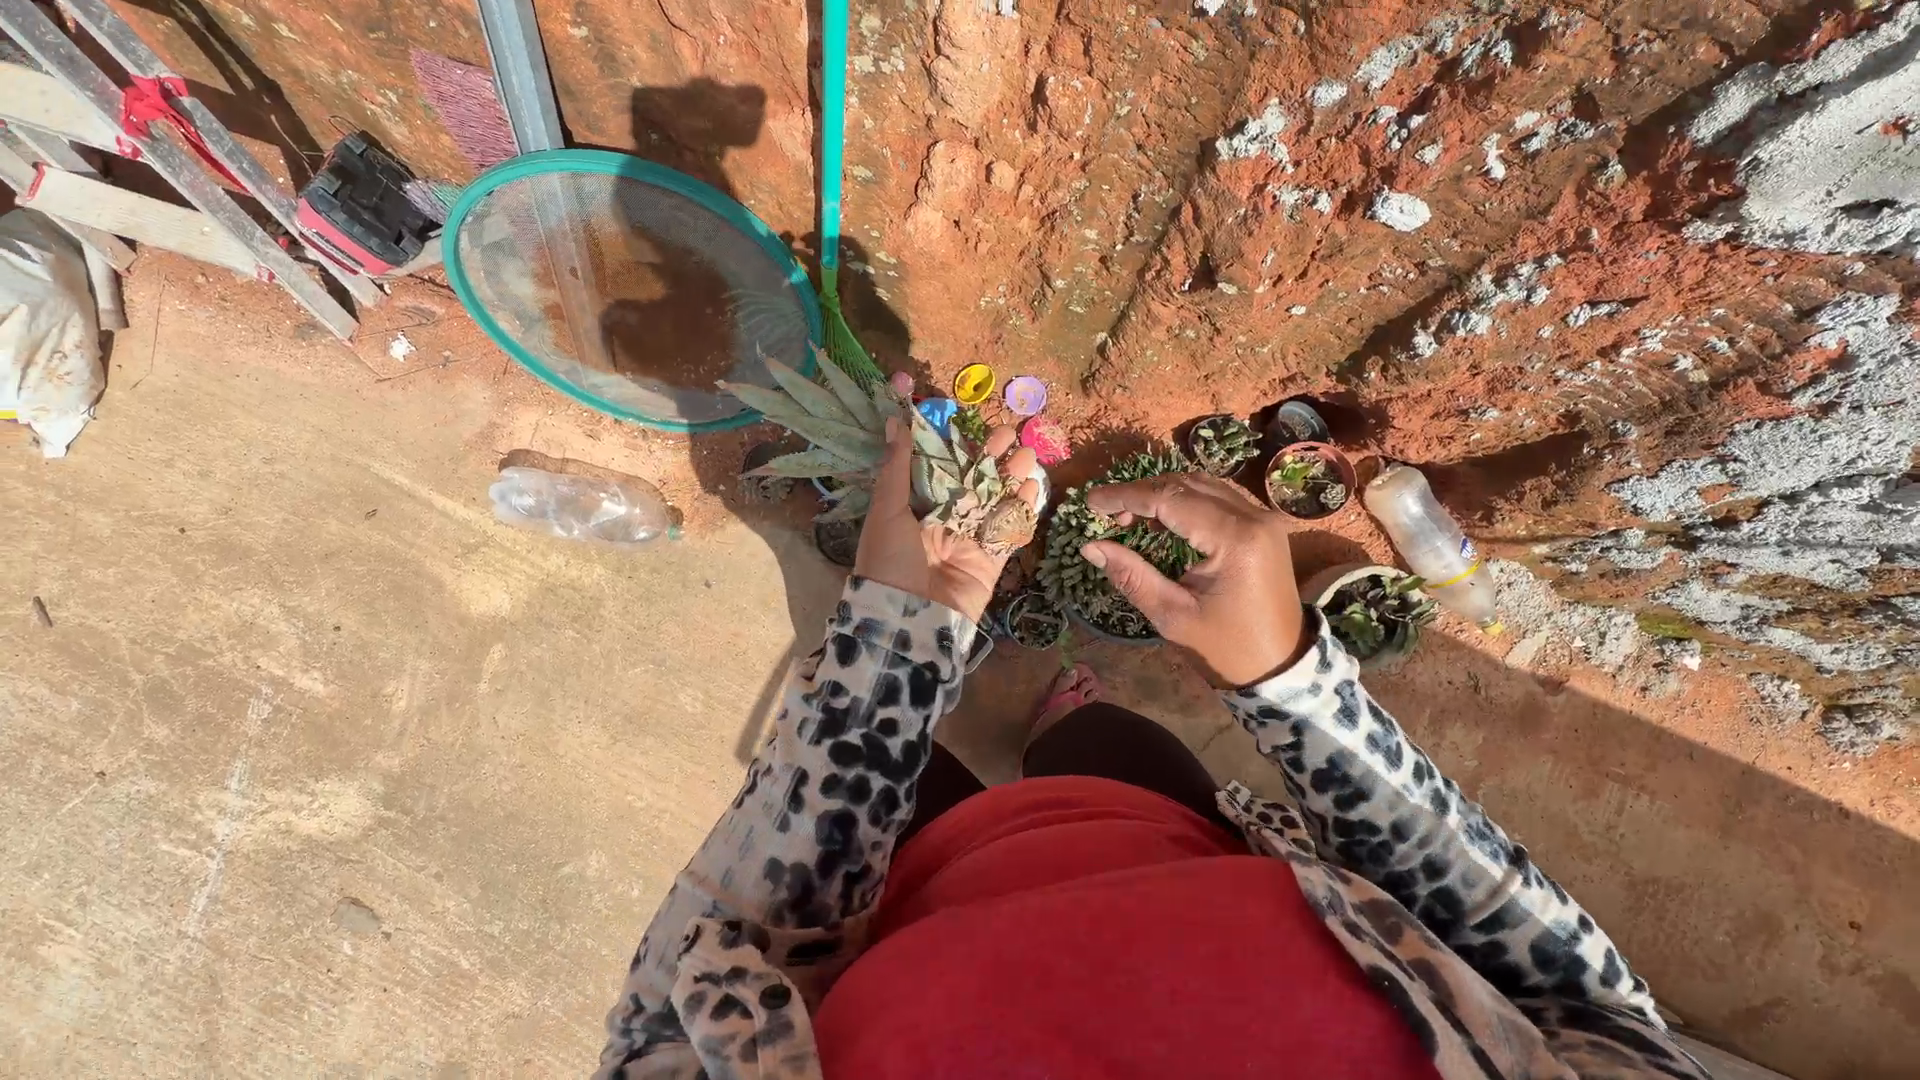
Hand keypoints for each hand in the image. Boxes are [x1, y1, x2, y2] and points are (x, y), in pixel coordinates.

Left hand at [855, 418, 1040, 622]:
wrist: (907, 618)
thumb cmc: (890, 561)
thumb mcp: (887, 512)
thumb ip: (896, 467)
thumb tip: (895, 420)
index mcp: (916, 508)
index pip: (943, 469)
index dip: (961, 447)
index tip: (977, 424)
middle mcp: (945, 521)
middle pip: (973, 482)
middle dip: (993, 458)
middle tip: (1012, 433)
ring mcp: (969, 541)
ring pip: (995, 503)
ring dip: (1011, 478)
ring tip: (1028, 455)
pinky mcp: (990, 561)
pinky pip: (1008, 532)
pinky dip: (1021, 511)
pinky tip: (1033, 489)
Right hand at [1081, 472, 1308, 686]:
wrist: (1282, 667)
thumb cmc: (1226, 649)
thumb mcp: (1173, 616)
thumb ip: (1132, 576)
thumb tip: (1090, 547)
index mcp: (1234, 539)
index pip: (1170, 499)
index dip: (1125, 496)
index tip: (1090, 502)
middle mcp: (1254, 517)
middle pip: (1186, 485)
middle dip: (1141, 493)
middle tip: (1105, 512)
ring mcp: (1262, 519)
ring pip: (1202, 486)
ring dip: (1162, 494)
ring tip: (1126, 515)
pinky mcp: (1263, 527)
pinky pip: (1217, 499)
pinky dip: (1185, 502)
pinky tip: (1160, 521)